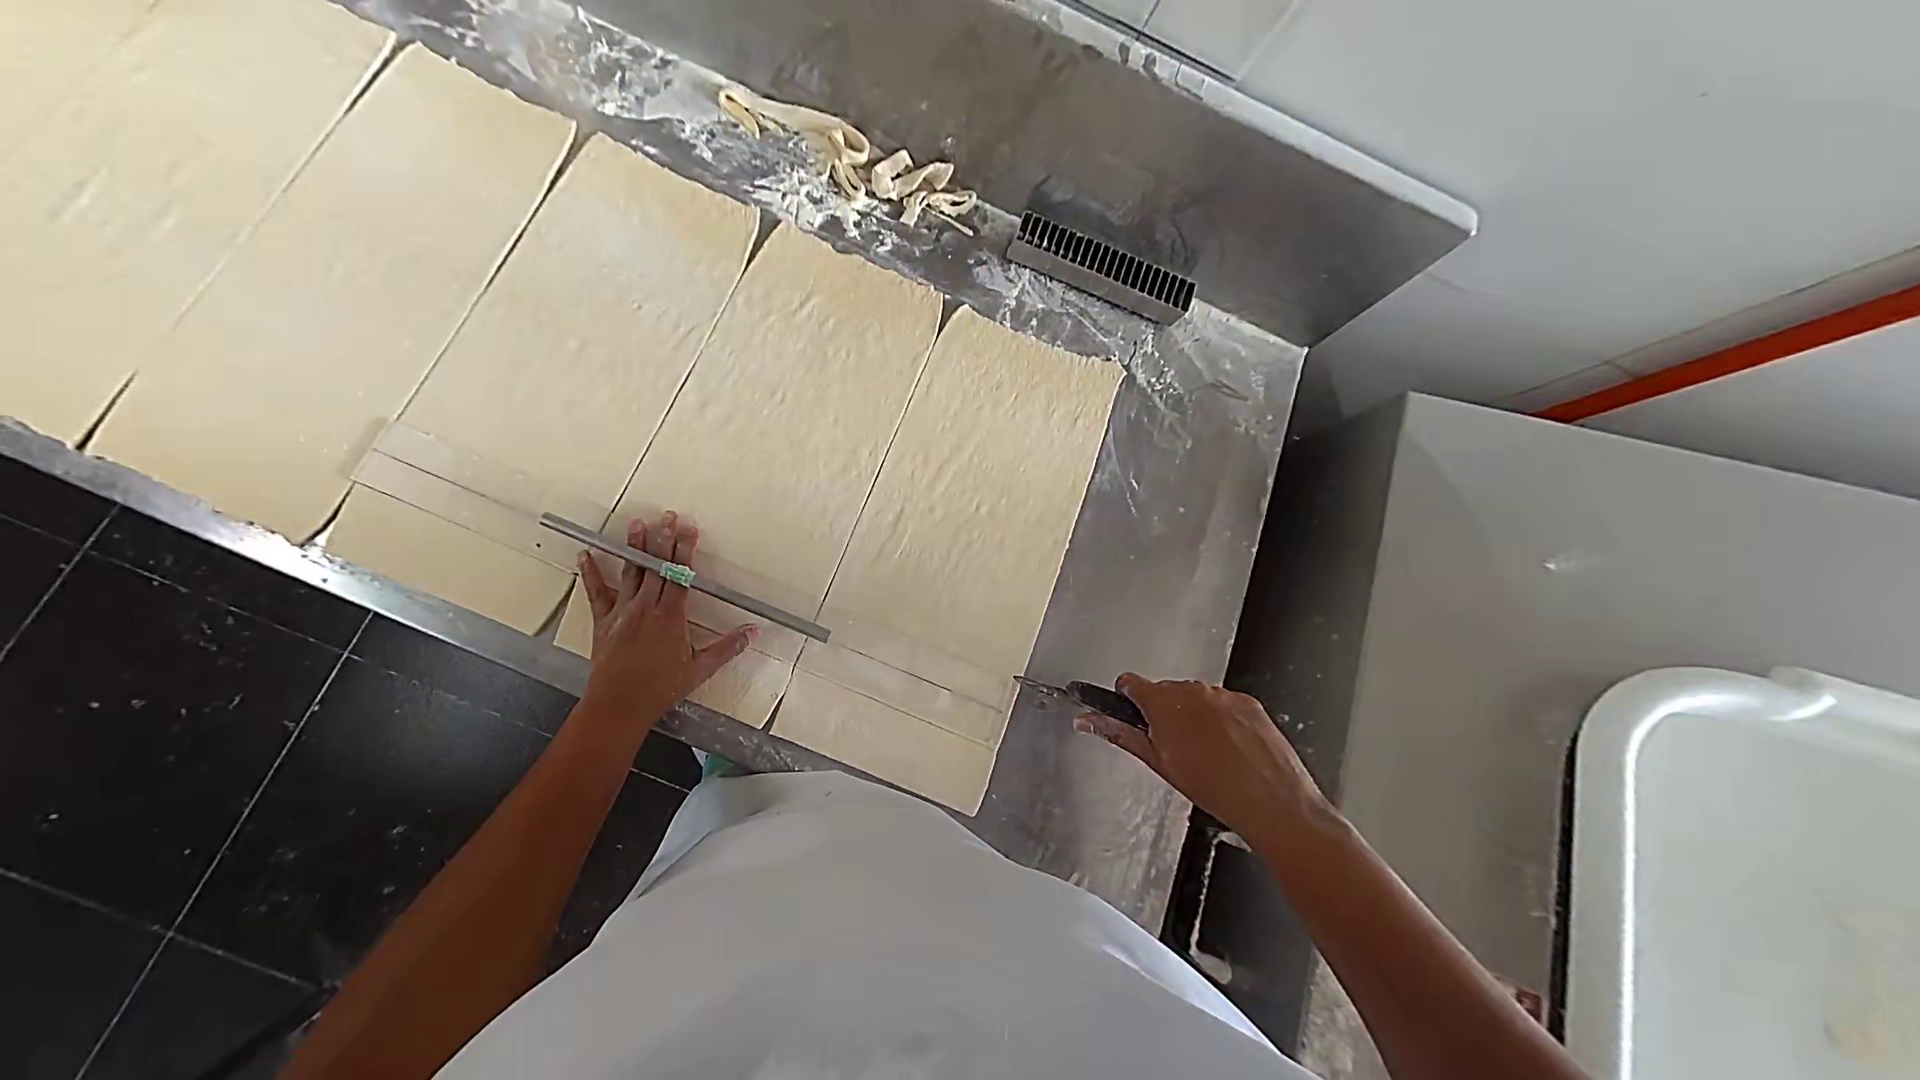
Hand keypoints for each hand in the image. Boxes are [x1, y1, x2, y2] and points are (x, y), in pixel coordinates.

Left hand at [576, 511, 756, 727]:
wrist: (619, 704)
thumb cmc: (661, 688)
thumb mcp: (700, 668)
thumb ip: (727, 647)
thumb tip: (753, 631)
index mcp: (671, 617)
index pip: (680, 575)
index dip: (685, 550)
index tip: (689, 530)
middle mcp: (646, 608)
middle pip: (656, 567)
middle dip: (663, 539)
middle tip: (667, 516)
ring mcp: (622, 612)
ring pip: (631, 573)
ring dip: (634, 547)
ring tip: (637, 523)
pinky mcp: (604, 621)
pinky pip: (597, 592)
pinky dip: (591, 572)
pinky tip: (586, 554)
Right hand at [1075, 675, 1331, 845]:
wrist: (1271, 801)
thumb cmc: (1215, 787)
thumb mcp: (1156, 762)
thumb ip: (1118, 733)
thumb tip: (1088, 720)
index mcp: (1162, 701)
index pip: (1129, 683)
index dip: (1126, 698)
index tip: (1128, 710)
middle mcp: (1192, 690)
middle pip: (1164, 692)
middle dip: (1163, 714)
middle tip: (1172, 749)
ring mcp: (1222, 695)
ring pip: (1195, 699)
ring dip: (1193, 718)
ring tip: (1206, 756)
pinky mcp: (1248, 702)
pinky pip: (1225, 705)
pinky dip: (1223, 722)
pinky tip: (1229, 751)